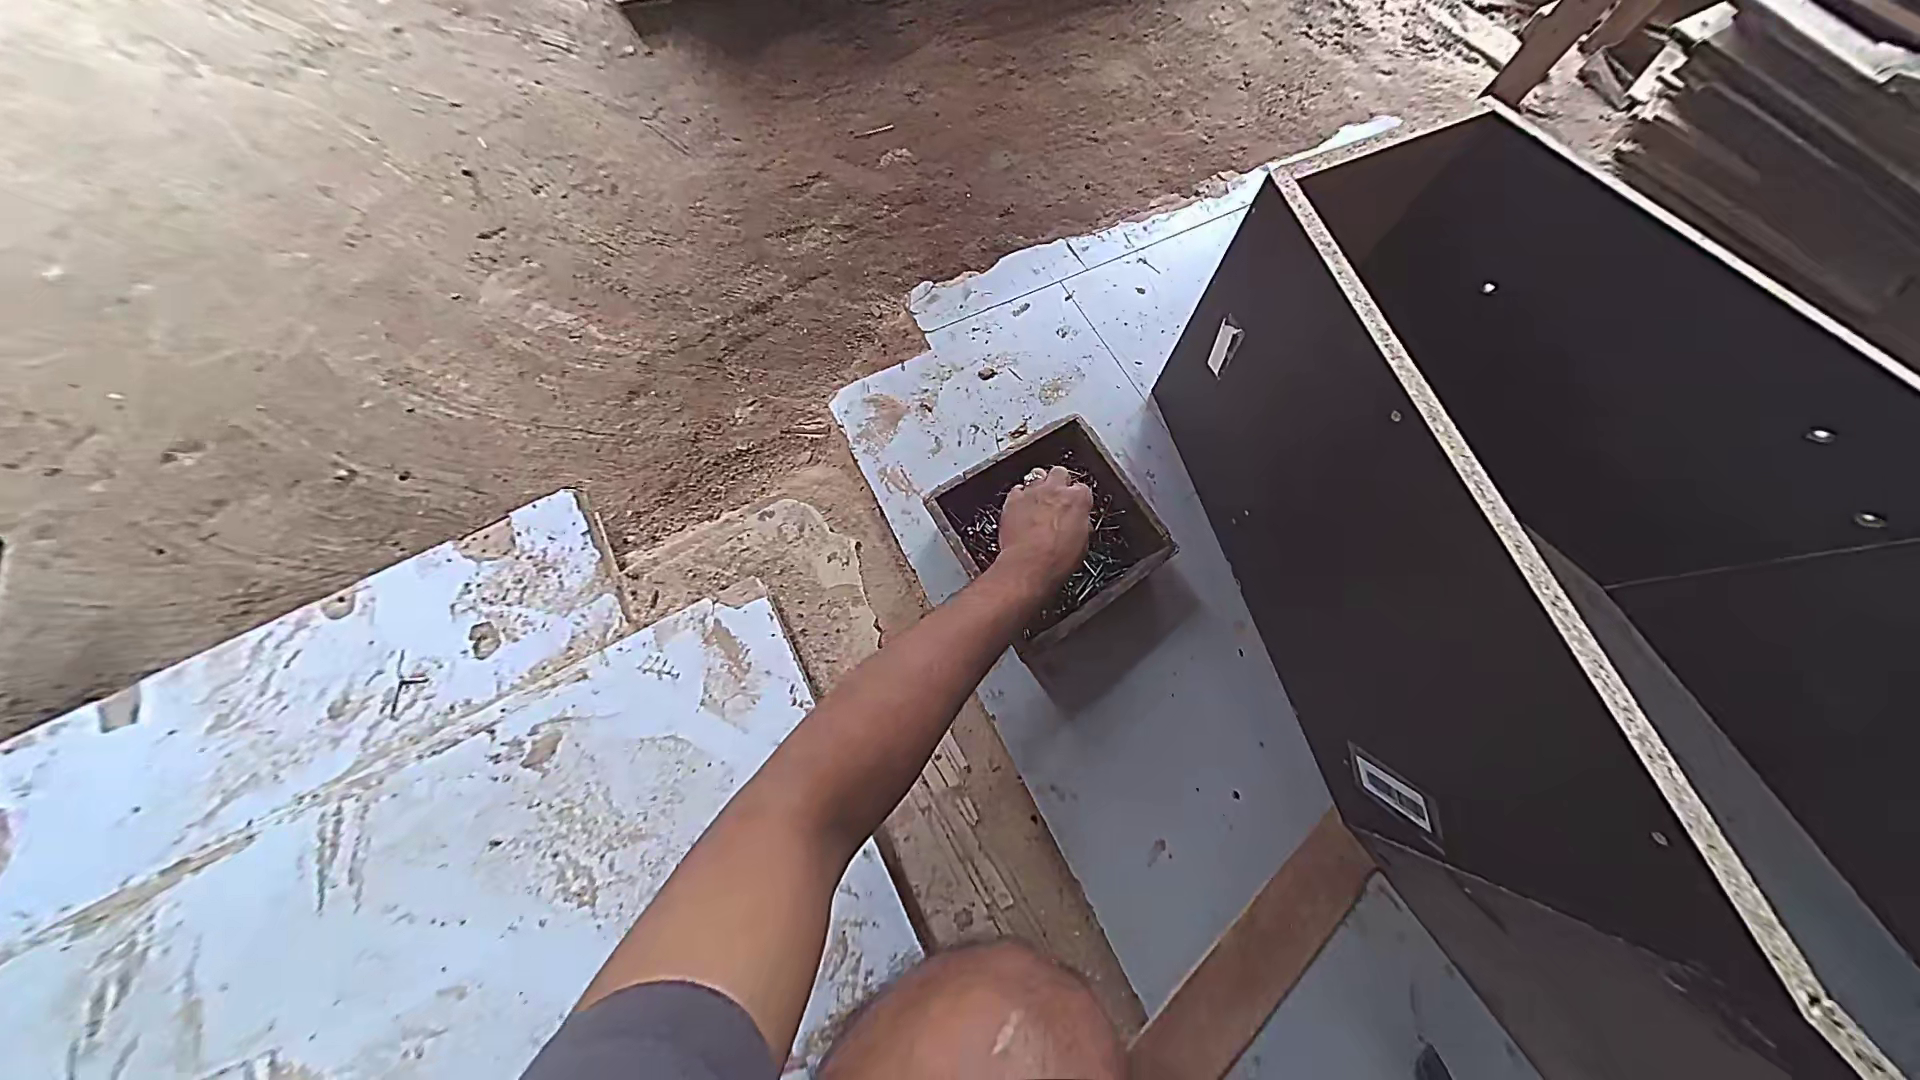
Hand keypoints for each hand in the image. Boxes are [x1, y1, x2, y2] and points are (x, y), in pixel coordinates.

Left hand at [994, 466, 1092, 594]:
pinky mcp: (1012, 501)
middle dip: (1060, 482)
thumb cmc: (1056, 559)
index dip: (1079, 499)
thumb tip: (1078, 524)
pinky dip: (1019, 497)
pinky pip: (1016, 490)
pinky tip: (1021, 508)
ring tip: (1038, 499)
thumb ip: (1081, 525)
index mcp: (1077, 500)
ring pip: (1037, 475)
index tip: (1076, 507)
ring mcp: (1032, 493)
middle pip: (1060, 473)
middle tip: (1057, 497)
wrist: (1028, 564)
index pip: (1083, 489)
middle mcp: (1055, 490)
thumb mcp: (1082, 544)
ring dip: (1039, 485)